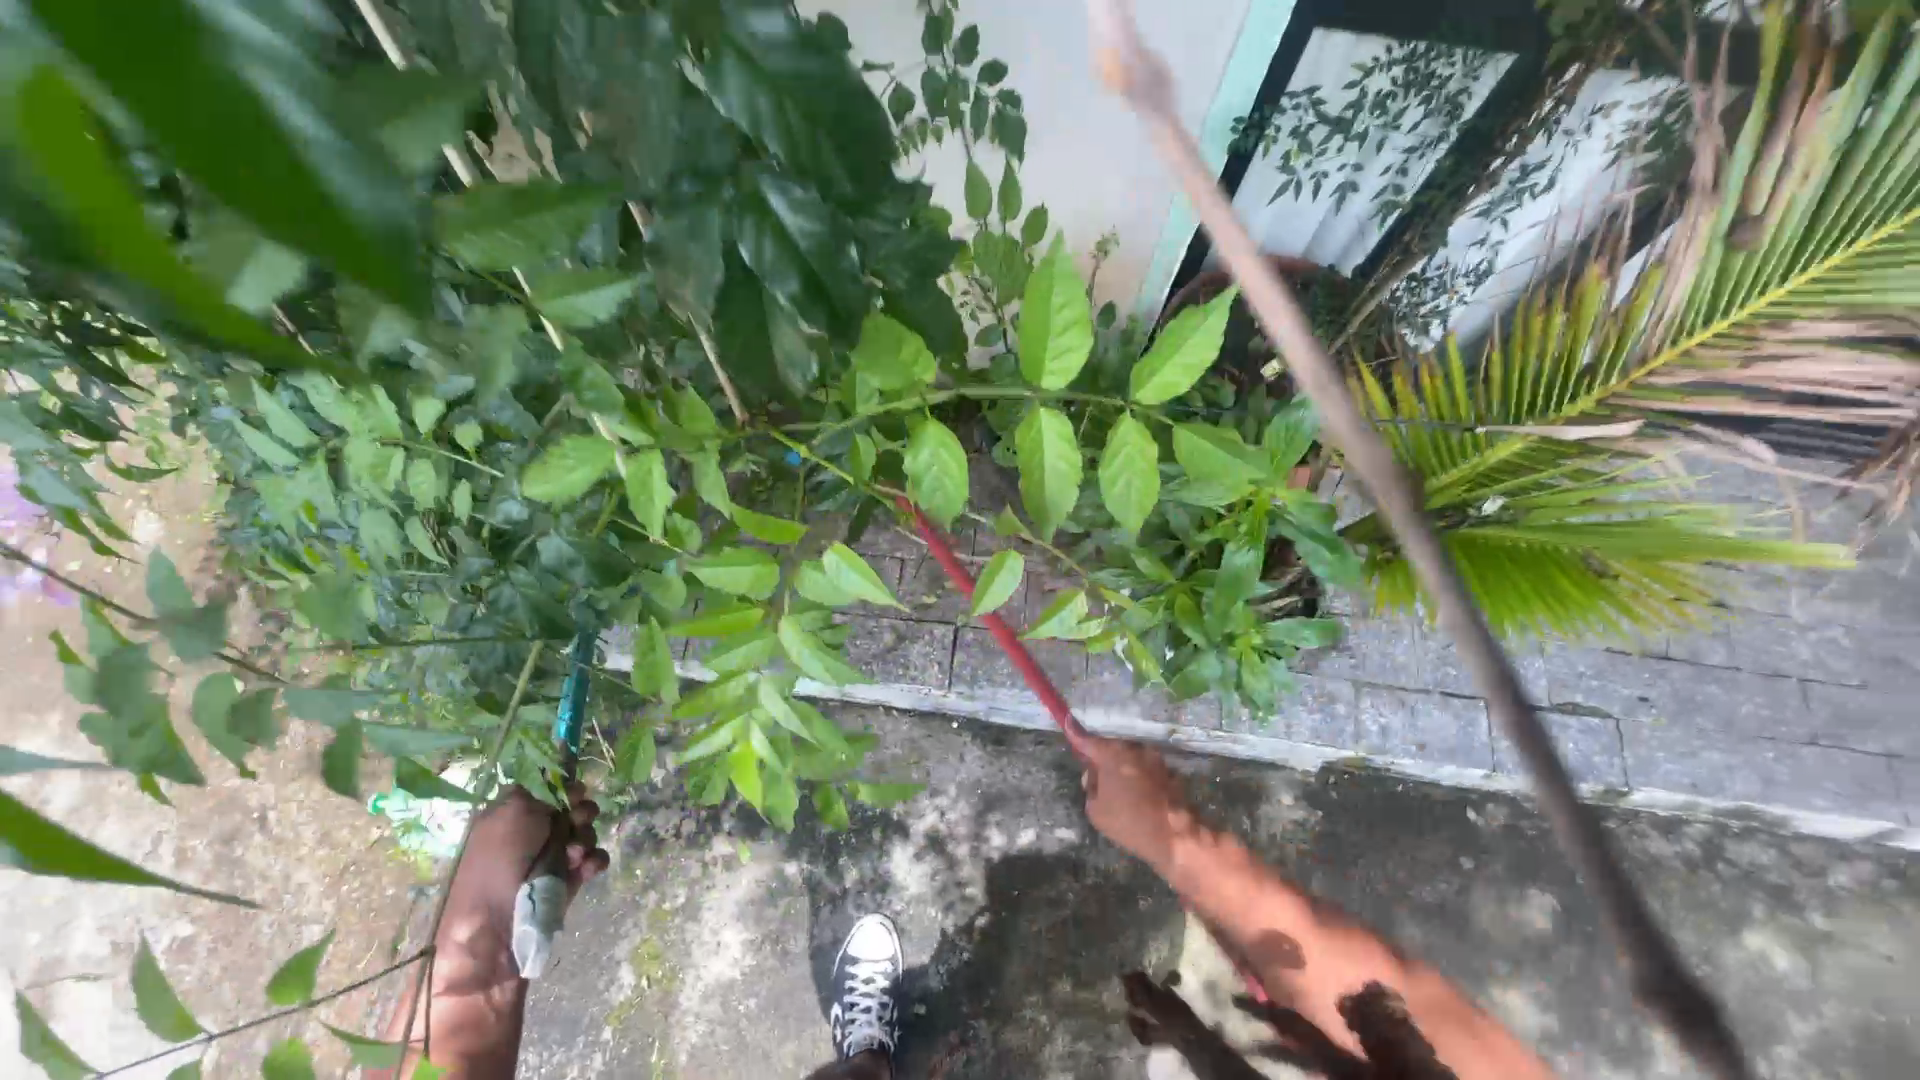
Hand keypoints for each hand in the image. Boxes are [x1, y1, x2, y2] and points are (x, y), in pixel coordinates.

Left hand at [435, 783, 610, 994]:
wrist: (496, 925)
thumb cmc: (498, 862)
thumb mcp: (509, 811)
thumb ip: (536, 790)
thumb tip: (558, 791)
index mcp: (514, 814)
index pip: (550, 790)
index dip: (566, 789)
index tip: (573, 794)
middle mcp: (535, 833)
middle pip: (575, 808)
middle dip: (582, 813)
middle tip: (576, 822)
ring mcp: (554, 857)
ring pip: (588, 832)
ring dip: (586, 838)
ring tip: (573, 856)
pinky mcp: (570, 879)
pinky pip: (594, 859)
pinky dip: (594, 861)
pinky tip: (585, 869)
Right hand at [1080, 735, 1197, 871]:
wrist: (1173, 836)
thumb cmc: (1128, 822)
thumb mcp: (1095, 809)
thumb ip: (1091, 786)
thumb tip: (1095, 776)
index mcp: (1112, 755)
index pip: (1087, 741)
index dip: (1075, 734)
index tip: (1067, 720)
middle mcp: (1134, 749)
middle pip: (1111, 749)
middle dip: (1103, 760)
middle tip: (1099, 782)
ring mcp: (1154, 758)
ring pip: (1130, 758)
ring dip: (1123, 768)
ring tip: (1122, 794)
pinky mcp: (1169, 771)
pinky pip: (1146, 769)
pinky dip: (1140, 777)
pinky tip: (1140, 798)